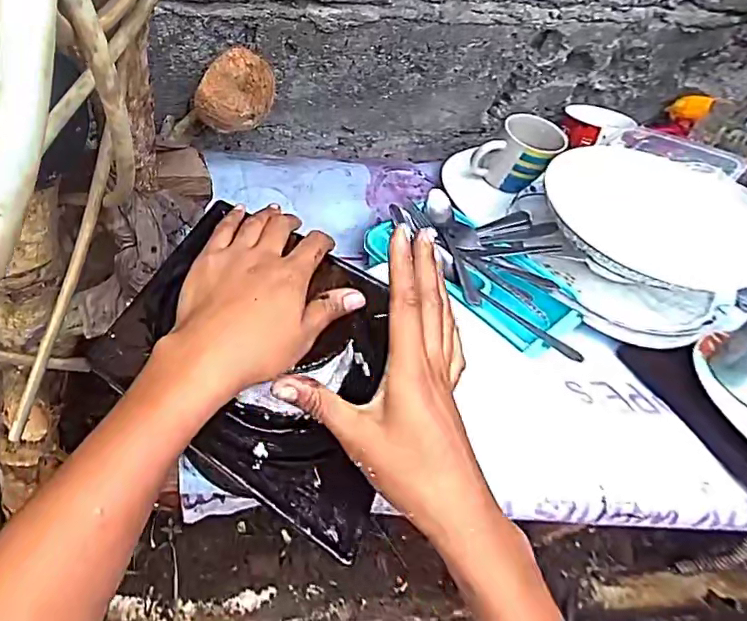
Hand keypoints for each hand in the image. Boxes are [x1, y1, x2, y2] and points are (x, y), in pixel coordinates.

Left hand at [156, 205, 361, 402]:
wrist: (207, 352)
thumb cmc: (251, 352)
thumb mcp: (302, 337)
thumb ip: (327, 310)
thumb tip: (352, 297)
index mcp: (290, 277)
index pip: (313, 247)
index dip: (322, 241)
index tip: (324, 242)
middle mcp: (263, 259)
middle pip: (281, 227)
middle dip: (291, 222)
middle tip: (294, 222)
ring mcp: (234, 255)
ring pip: (254, 223)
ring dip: (265, 214)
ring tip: (271, 211)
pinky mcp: (209, 257)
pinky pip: (224, 227)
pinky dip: (233, 216)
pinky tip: (237, 212)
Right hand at [272, 224, 490, 541]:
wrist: (459, 511)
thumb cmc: (417, 476)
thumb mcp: (357, 437)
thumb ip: (320, 403)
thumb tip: (286, 382)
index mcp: (411, 369)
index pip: (408, 304)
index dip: (403, 266)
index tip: (400, 237)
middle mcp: (433, 368)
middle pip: (432, 303)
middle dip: (425, 264)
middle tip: (423, 235)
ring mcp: (445, 380)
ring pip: (445, 320)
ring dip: (439, 284)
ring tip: (436, 262)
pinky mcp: (449, 394)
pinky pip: (452, 343)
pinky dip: (449, 318)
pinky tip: (448, 319)